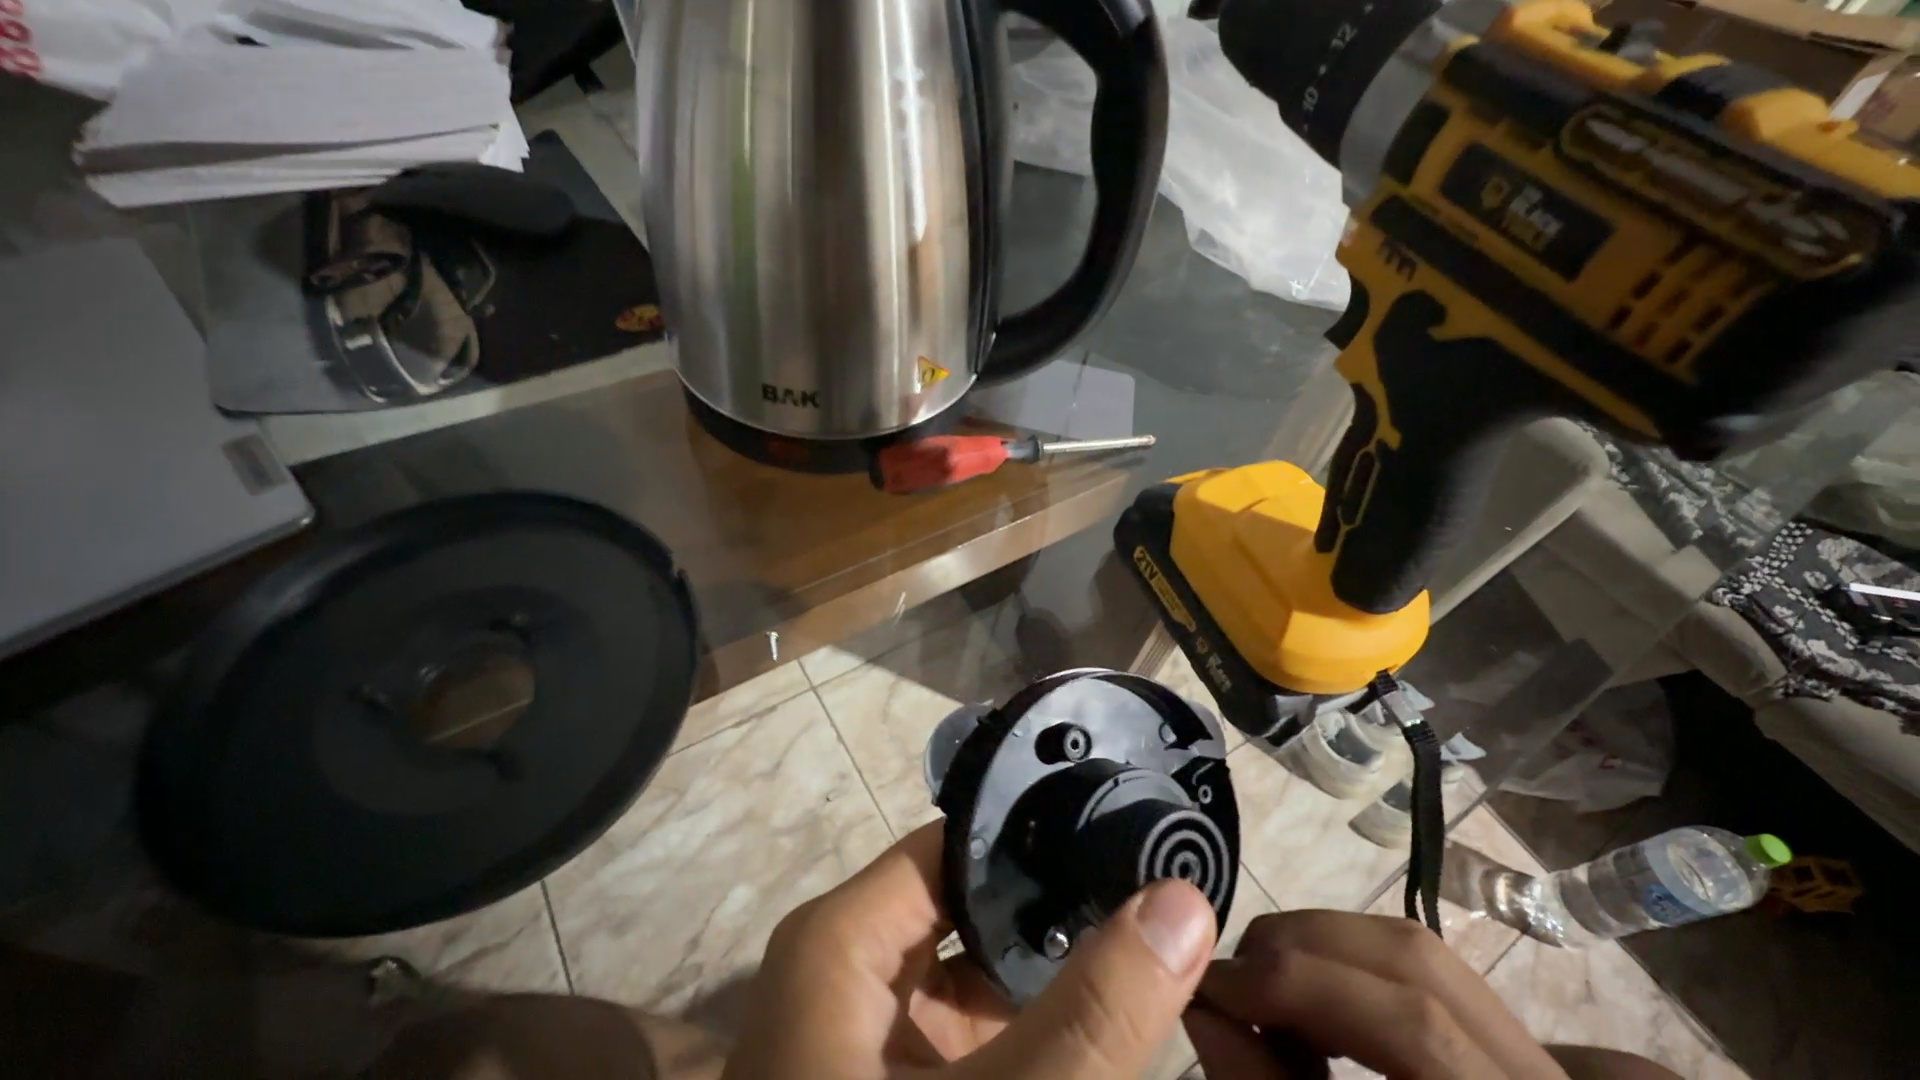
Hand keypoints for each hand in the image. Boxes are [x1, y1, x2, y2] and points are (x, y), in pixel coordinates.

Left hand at [723, 821, 1218, 1079]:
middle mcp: (847, 966)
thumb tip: (1181, 903)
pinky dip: (1025, 1025)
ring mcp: (870, 1025)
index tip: (1129, 834)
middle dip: (1058, 906)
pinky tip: (1093, 1023)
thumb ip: (1089, 1014)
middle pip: (967, 902)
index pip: (953, 847)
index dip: (1041, 837)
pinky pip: (967, 1022)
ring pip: (974, 967)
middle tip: (1157, 891)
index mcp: (838, 941)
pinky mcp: (896, 1073)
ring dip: (1050, 970)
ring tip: (1146, 944)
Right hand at [1184, 910, 1570, 1079]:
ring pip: (1416, 950)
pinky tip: (1316, 1014)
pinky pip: (1420, 970)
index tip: (1208, 986)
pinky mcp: (1508, 1046)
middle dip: (1299, 954)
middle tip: (1232, 989)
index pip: (1411, 1025)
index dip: (1294, 985)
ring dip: (1320, 952)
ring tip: (1268, 1001)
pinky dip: (1346, 969)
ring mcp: (1537, 1063)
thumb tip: (1203, 1005)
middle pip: (1412, 963)